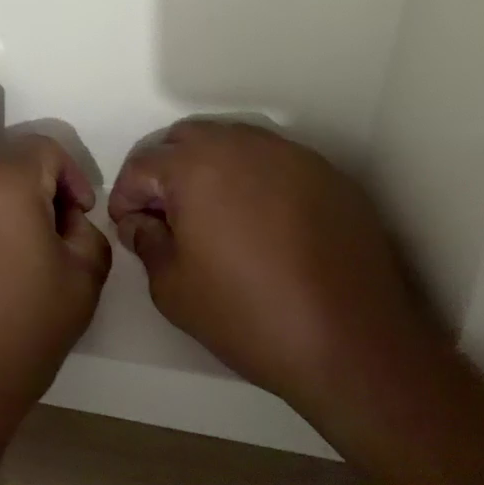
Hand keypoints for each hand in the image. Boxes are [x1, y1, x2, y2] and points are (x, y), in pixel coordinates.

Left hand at [0, 135, 110, 484]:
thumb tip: (67, 222)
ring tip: (18, 258)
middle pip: (9, 163)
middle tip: (55, 239)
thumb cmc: (17, 332)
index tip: (81, 217)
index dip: (73, 177)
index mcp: (1, 179)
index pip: (45, 149)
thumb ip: (88, 235)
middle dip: (39, 192)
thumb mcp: (81, 282)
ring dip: (4, 207)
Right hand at [109, 119, 483, 484]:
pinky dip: (257, 182)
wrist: (356, 343)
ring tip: (217, 219)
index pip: (142, 165)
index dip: (127, 197)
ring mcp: (289, 155)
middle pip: (186, 140)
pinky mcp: (327, 174)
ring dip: (213, 171)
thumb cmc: (251, 316)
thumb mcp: (174, 290)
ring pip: (233, 144)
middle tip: (170, 218)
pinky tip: (265, 226)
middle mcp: (240, 144)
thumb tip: (142, 222)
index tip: (132, 227)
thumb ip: (147, 242)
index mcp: (195, 166)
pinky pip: (275, 163)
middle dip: (168, 173)